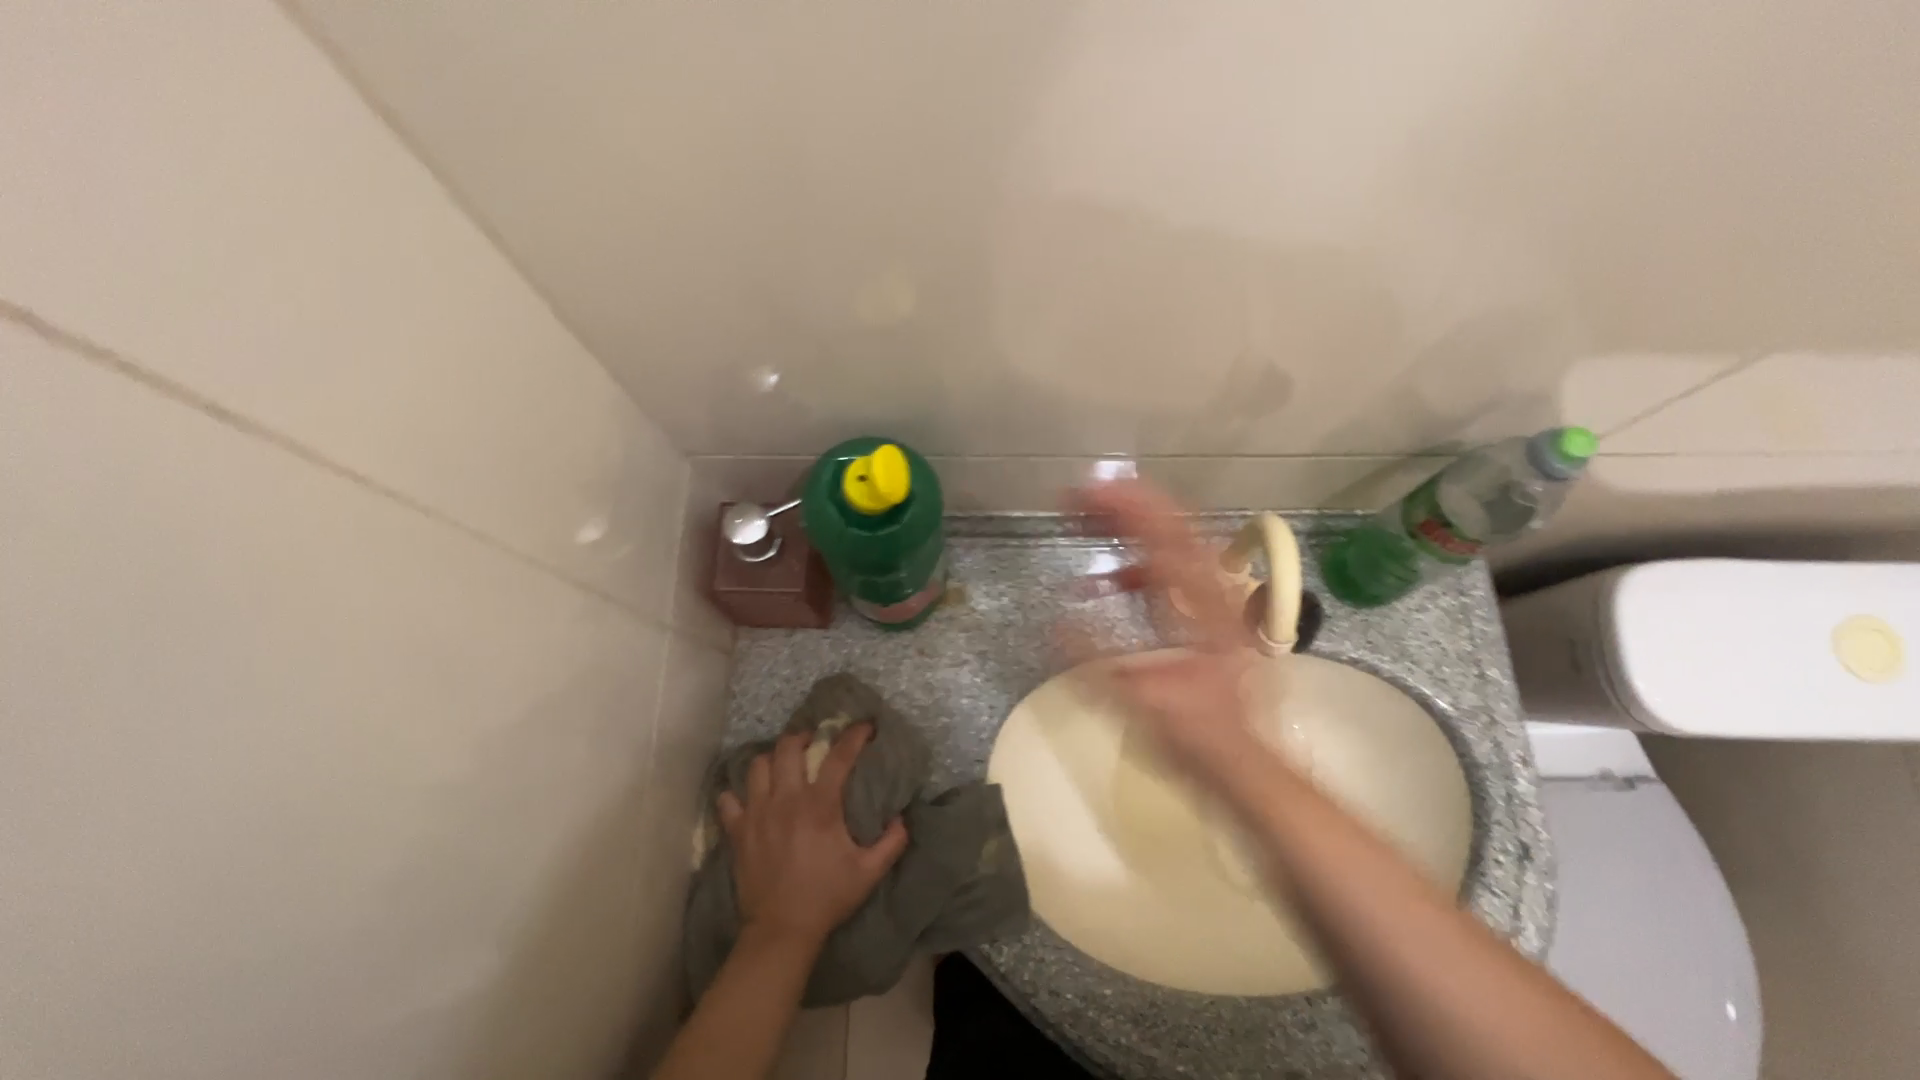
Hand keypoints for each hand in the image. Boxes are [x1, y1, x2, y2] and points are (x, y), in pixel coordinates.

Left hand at [717, 724, 908, 944]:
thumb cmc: (827, 897)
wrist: (782, 930)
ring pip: (757, 766)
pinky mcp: (737, 831)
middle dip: (803, 737)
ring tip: (782, 765)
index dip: (853, 736)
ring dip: (772, 759)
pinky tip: (748, 798)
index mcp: (819, 806)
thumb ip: (892, 842)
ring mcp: (756, 814)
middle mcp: (785, 800)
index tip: (864, 726)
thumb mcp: (869, 872)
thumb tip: (902, 818)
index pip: (838, 757)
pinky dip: (737, 793)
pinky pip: (728, 799)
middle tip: (813, 742)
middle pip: (788, 747)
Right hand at [1069, 480, 1267, 782]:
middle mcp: (1212, 595)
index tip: (1087, 490)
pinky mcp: (1209, 616)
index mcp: (1199, 609)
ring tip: (1091, 525)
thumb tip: (1056, 616)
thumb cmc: (1192, 735)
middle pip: (1174, 526)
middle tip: (1081, 497)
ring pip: (1177, 544)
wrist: (1239, 761)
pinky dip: (1141, 562)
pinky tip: (1111, 580)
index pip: (1165, 537)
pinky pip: (1176, 570)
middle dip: (1126, 503)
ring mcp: (1215, 603)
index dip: (1127, 505)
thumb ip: (1094, 656)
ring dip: (1132, 528)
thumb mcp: (1136, 699)